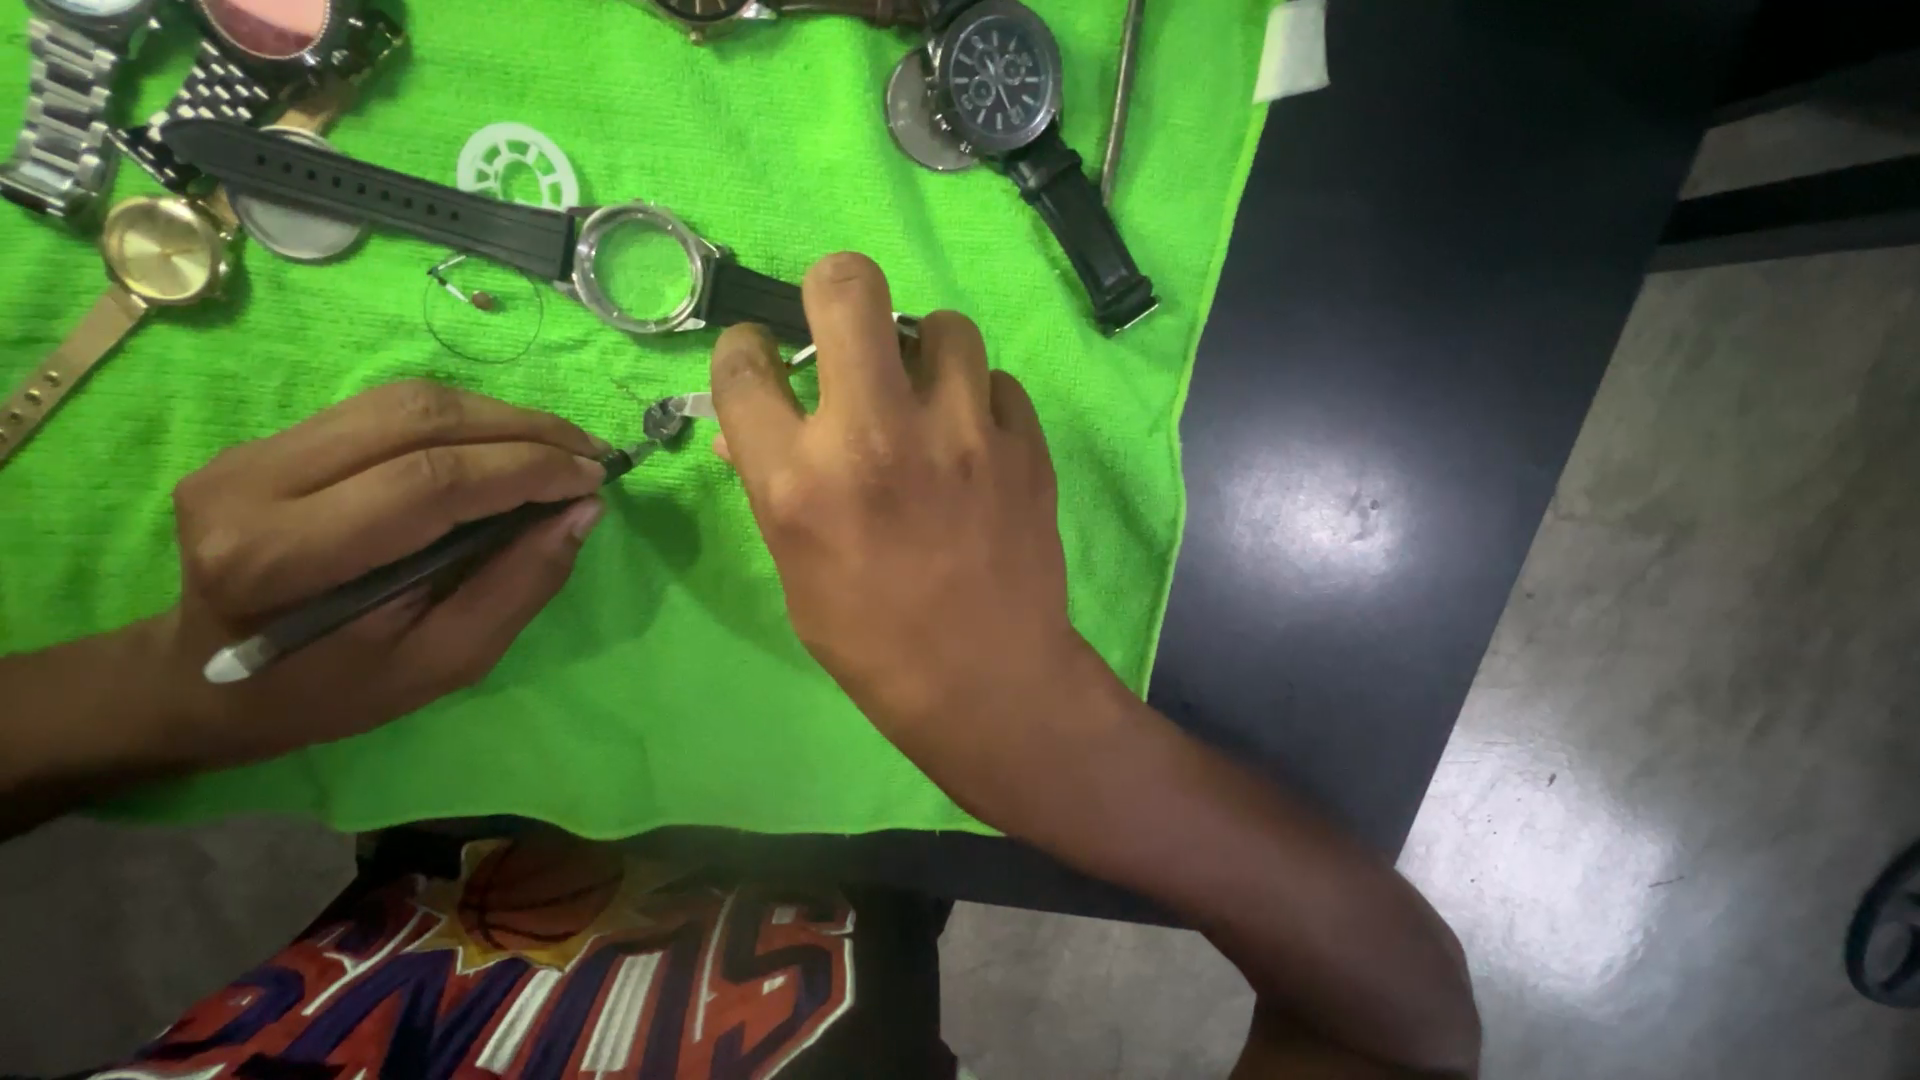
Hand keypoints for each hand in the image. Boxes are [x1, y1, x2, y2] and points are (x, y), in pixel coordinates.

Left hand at [155, 381, 607, 765]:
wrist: (208, 681)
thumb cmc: (335, 689)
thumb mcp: (446, 662)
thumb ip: (519, 585)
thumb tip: (584, 510)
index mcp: (287, 557)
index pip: (430, 482)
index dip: (526, 469)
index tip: (594, 478)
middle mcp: (254, 484)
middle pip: (418, 420)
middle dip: (525, 429)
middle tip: (591, 455)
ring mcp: (252, 451)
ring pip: (405, 401)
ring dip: (501, 416)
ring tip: (561, 447)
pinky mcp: (267, 440)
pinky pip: (386, 409)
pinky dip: (465, 419)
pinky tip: (507, 444)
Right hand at [709, 253, 1082, 750]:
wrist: (986, 680)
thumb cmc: (872, 640)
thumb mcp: (795, 569)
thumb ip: (772, 483)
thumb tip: (749, 428)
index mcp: (799, 479)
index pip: (745, 364)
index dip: (746, 350)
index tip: (764, 361)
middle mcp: (877, 436)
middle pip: (849, 288)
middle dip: (835, 290)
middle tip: (844, 325)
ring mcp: (963, 434)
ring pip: (944, 324)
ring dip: (923, 349)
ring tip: (923, 391)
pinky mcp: (1025, 445)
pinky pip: (997, 383)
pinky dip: (978, 400)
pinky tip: (975, 438)